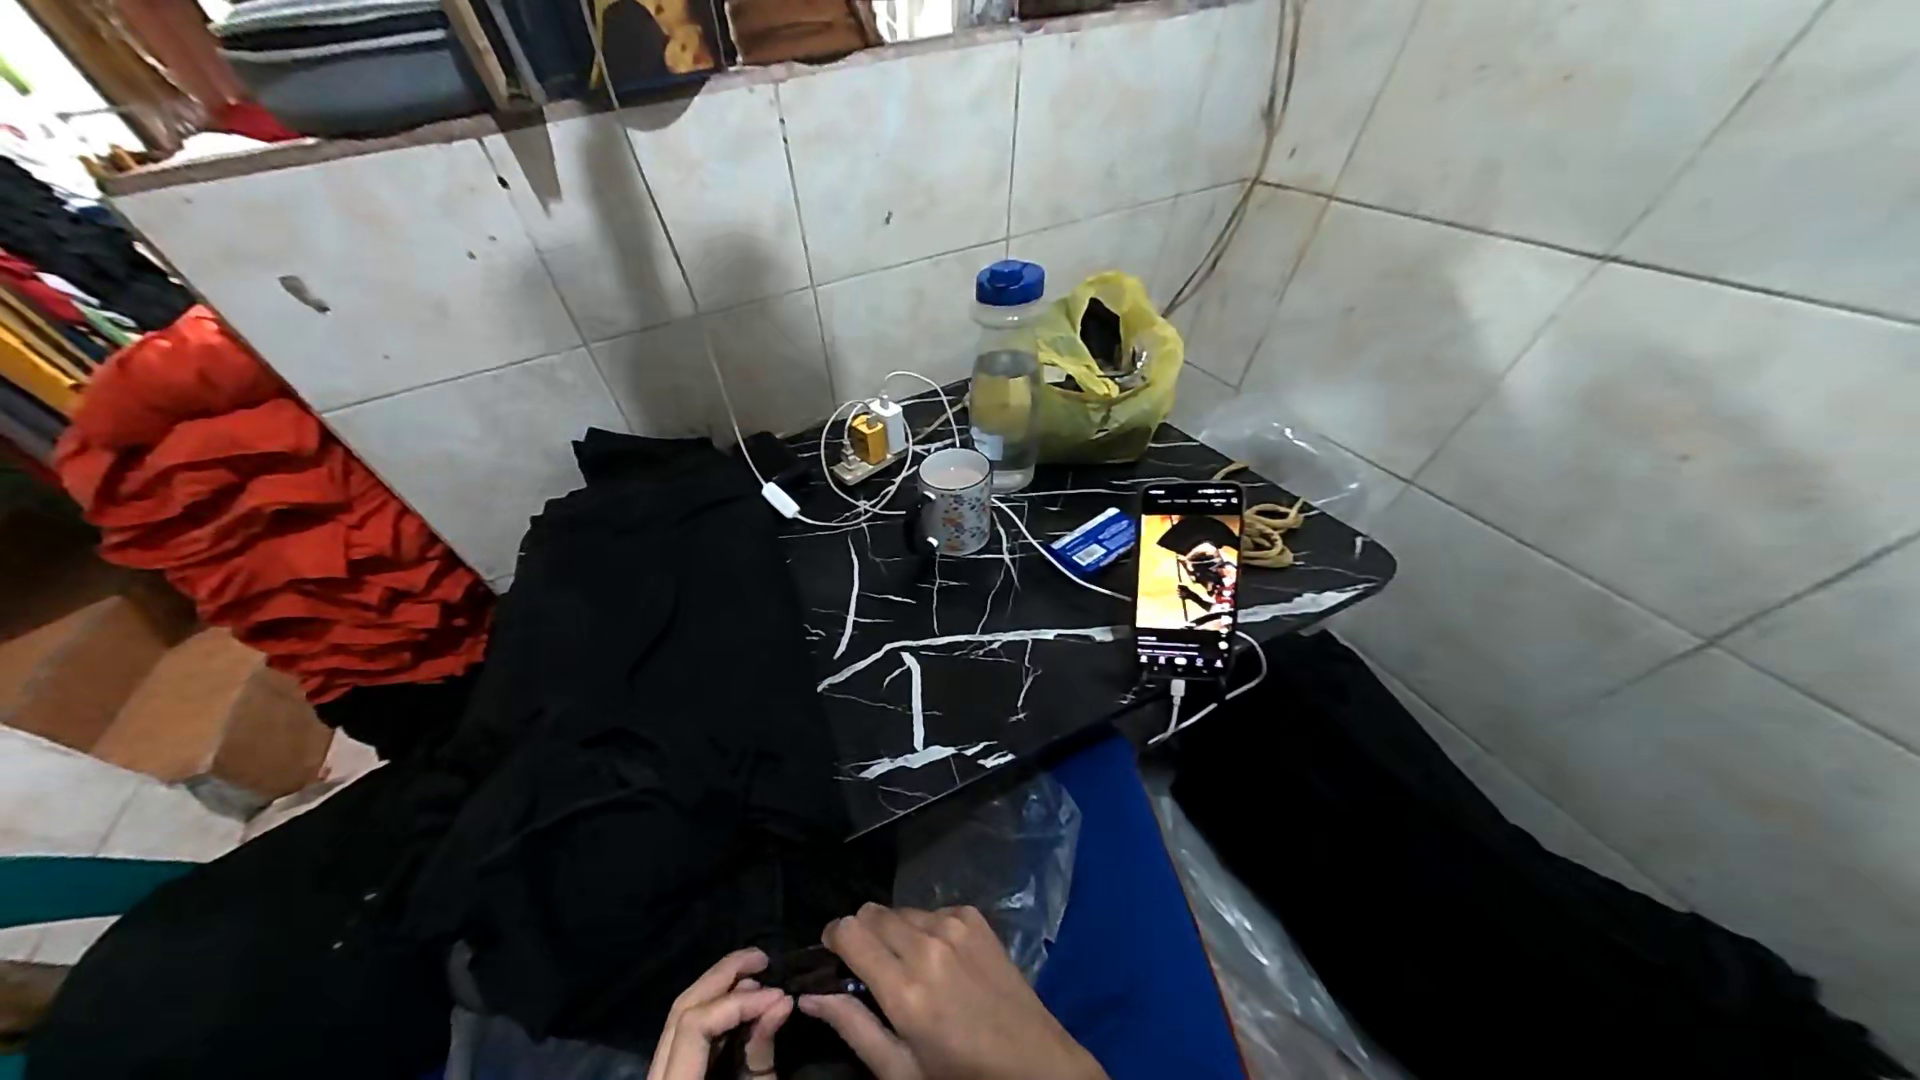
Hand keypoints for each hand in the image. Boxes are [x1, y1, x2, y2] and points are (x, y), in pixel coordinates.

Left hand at [648, 947, 792, 1079]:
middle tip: (765, 958)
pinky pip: (685, 1028)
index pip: (695, 1024)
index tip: (778, 994)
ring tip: (757, 976)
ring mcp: (656, 1074)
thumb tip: (782, 1000)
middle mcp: (655, 1078)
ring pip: (680, 1012)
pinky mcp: (667, 1073)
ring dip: (720, 985)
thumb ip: (761, 1052)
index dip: (737, 1001)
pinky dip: (715, 1005)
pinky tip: (741, 999)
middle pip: (683, 1007)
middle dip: (726, 974)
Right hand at [799, 904, 1106, 1079]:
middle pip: (871, 912)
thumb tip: (809, 995)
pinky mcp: (974, 916)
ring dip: (896, 932)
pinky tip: (942, 959)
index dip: (834, 938)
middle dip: (862, 933)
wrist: (1032, 1060)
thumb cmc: (959, 1074)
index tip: (835, 955)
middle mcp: (927, 945)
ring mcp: (955, 924)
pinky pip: (933, 910)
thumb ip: (852, 1025)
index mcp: (904, 988)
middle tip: (872, 965)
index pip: (849, 930)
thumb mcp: (899, 1069)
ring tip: (912, 966)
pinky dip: (927, 928)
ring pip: (901, 910)